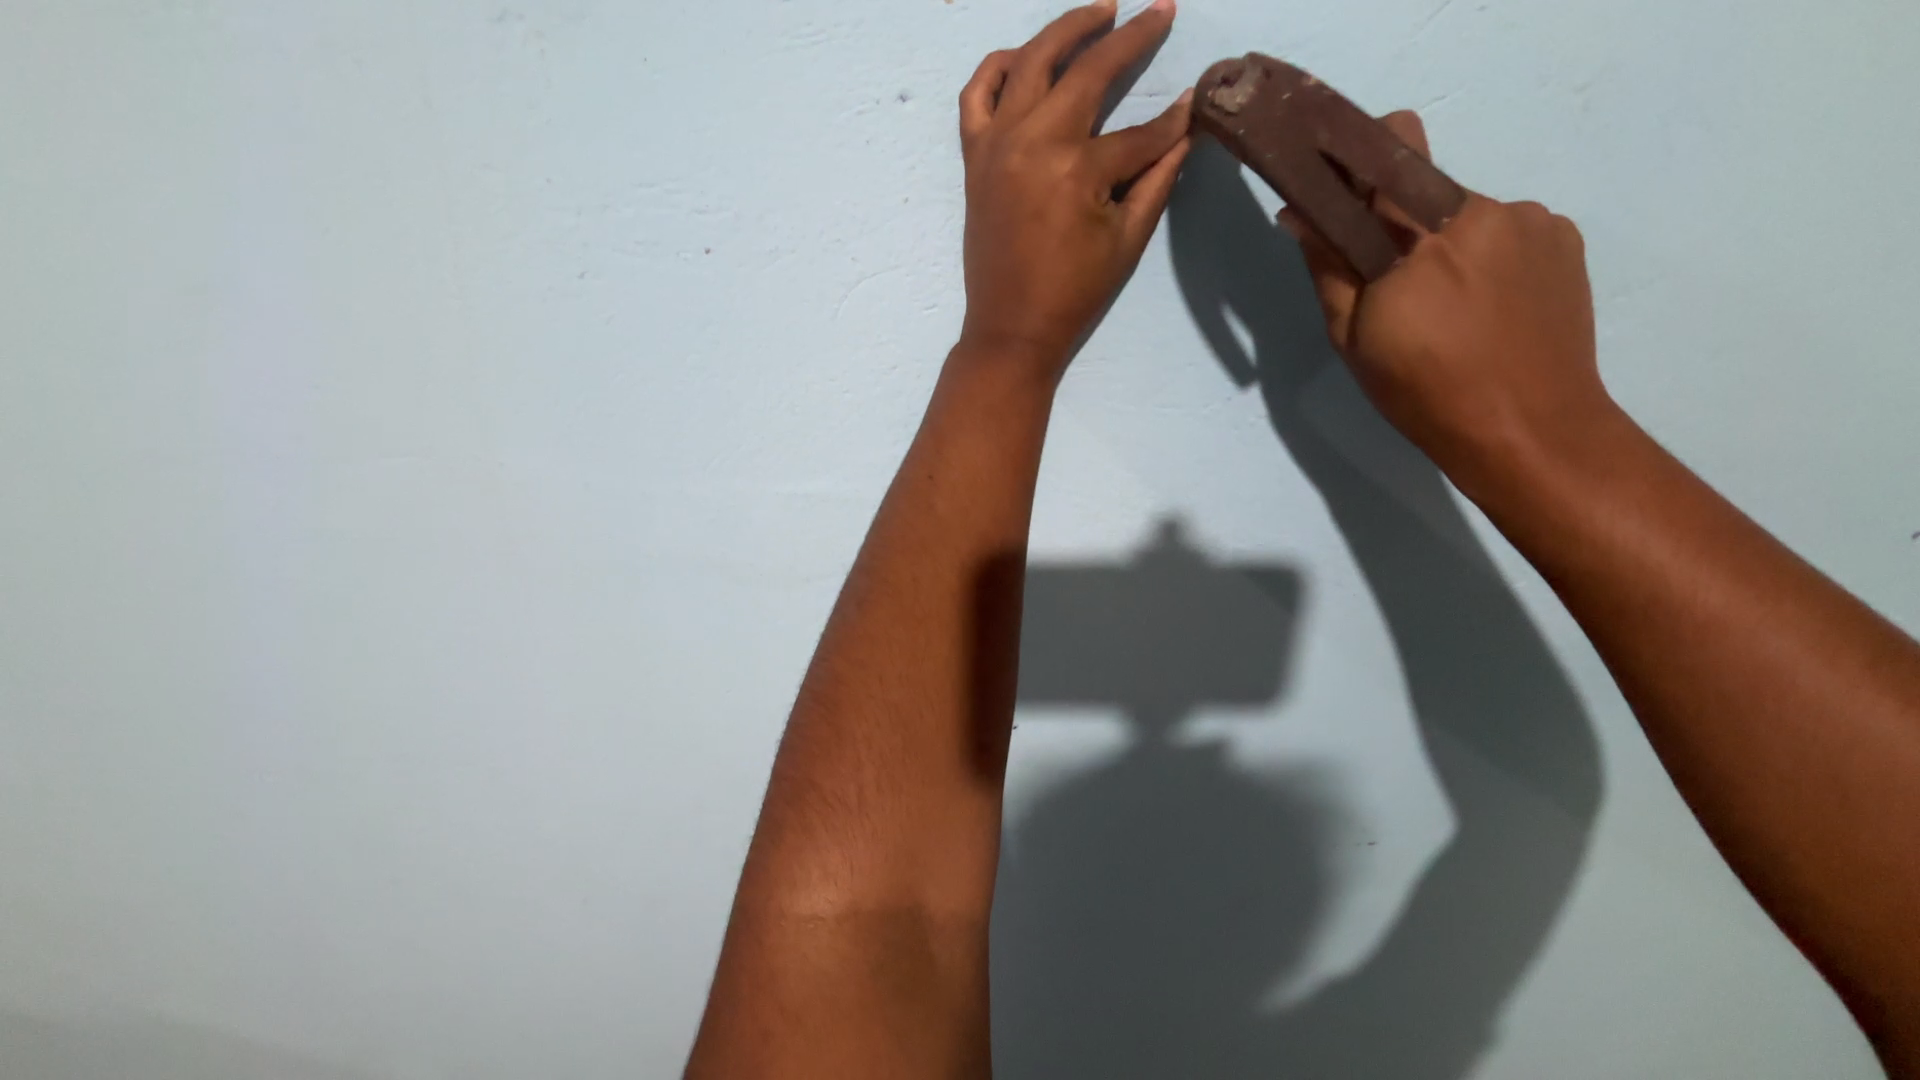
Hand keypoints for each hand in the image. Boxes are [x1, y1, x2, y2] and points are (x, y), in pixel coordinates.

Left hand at [956, 0, 1191, 378]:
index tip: (1195, 102)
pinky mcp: (973, 157)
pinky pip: (977, 94)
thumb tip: (1185, 130)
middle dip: (1130, 38)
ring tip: (1100, 10)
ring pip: (1030, 62)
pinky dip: (998, 66)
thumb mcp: (1127, 240)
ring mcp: (997, 145)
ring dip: (1067, 28)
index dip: (1173, 121)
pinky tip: (1025, 56)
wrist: (1010, 328)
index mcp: (1077, 170)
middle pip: (1088, 72)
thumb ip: (1156, 178)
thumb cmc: (1073, 292)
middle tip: (1157, 11)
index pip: (1139, 132)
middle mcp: (1033, 142)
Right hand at [1283, 113, 1609, 474]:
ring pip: (1466, 216)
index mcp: (1418, 235)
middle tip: (1402, 294)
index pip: (1387, 148)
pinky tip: (1490, 311)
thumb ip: (1328, 266)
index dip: (1359, 158)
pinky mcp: (1565, 239)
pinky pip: (1509, 232)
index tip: (1340, 188)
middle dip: (1404, 229)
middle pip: (1424, 191)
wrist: (1530, 429)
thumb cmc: (1424, 392)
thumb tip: (1299, 212)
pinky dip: (1489, 259)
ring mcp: (1532, 220)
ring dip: (1448, 248)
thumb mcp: (1352, 339)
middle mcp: (1478, 209)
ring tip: (1453, 313)